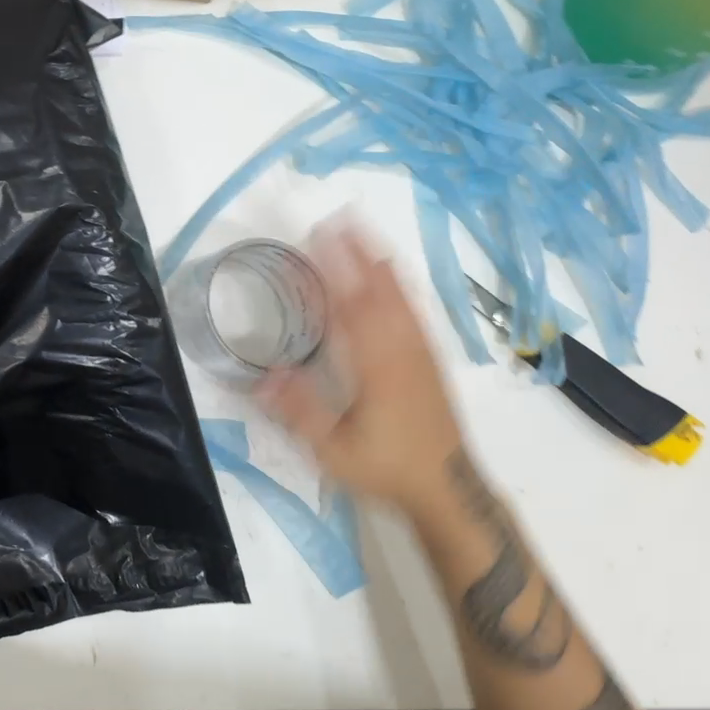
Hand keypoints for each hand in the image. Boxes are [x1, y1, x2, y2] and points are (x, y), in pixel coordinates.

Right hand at [260, 221, 462, 512]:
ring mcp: (421, 354)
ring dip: (380, 261)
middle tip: (336, 220)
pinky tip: (393, 272)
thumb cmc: (384, 468)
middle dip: (358, 253)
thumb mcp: (332, 451)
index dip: (335, 271)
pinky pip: (415, 310)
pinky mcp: (431, 360)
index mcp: (377, 370)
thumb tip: (262, 376)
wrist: (448, 490)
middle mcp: (403, 352)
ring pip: (401, 297)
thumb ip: (299, 412)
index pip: (352, 309)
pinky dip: (401, 284)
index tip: (318, 240)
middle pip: (380, 292)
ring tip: (362, 231)